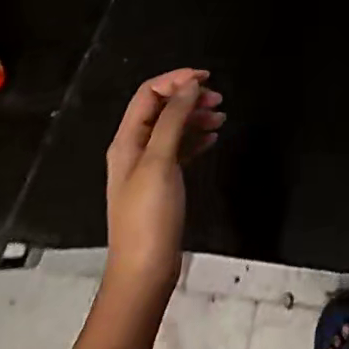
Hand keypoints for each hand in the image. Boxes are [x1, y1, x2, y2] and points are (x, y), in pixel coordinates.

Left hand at [102, 68, 225, 290]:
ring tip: (221, 118)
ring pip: (173, 127)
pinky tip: (213, 138)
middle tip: (218, 99)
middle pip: (161, 108)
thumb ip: (173, 119)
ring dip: (196, 116)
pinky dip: (196, 137)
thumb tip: (190, 85)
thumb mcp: (160, 161)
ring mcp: (148, 167)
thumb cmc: (149, 215)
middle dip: (189, 97)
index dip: (176, 80)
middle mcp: (134, 149)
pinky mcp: (162, 182)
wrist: (144, 271)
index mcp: (127, 140)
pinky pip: (179, 147)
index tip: (206, 78)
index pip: (148, 94)